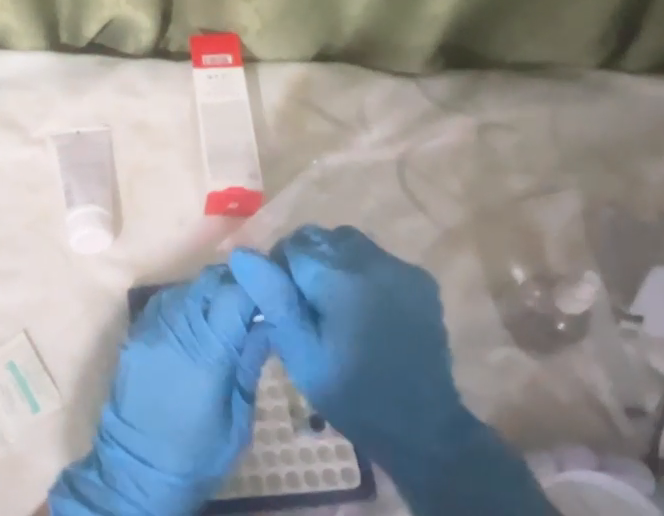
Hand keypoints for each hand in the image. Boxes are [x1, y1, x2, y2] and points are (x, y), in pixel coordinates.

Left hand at [49, 265, 268, 515]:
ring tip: (227, 310)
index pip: (233, 294)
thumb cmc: (197, 455)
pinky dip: (185, 302)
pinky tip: (198, 320)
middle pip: (207, 282)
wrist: (135, 471)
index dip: (256, 285)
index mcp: (206, 352)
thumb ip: (250, 363)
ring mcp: (149, 329)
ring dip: (209, 291)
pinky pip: (164, 302)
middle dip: (234, 283)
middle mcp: (174, 330)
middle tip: (253, 299)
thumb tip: (268, 321)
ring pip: (185, 287)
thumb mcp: (239, 417)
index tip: (273, 289)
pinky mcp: (134, 335)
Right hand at [229, 226, 550, 515]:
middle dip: (305, 260)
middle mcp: (371, 260)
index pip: (292, 244)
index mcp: (338, 278)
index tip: (282, 303)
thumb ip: (272, 298)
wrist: (422, 426)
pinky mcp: (420, 279)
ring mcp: (400, 268)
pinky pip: (377, 257)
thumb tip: (241, 254)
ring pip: (349, 241)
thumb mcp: (300, 353)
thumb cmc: (350, 394)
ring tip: (333, 302)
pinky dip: (362, 271)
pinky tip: (364, 306)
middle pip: (320, 237)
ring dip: (333, 260)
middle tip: (305, 304)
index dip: (279, 269)